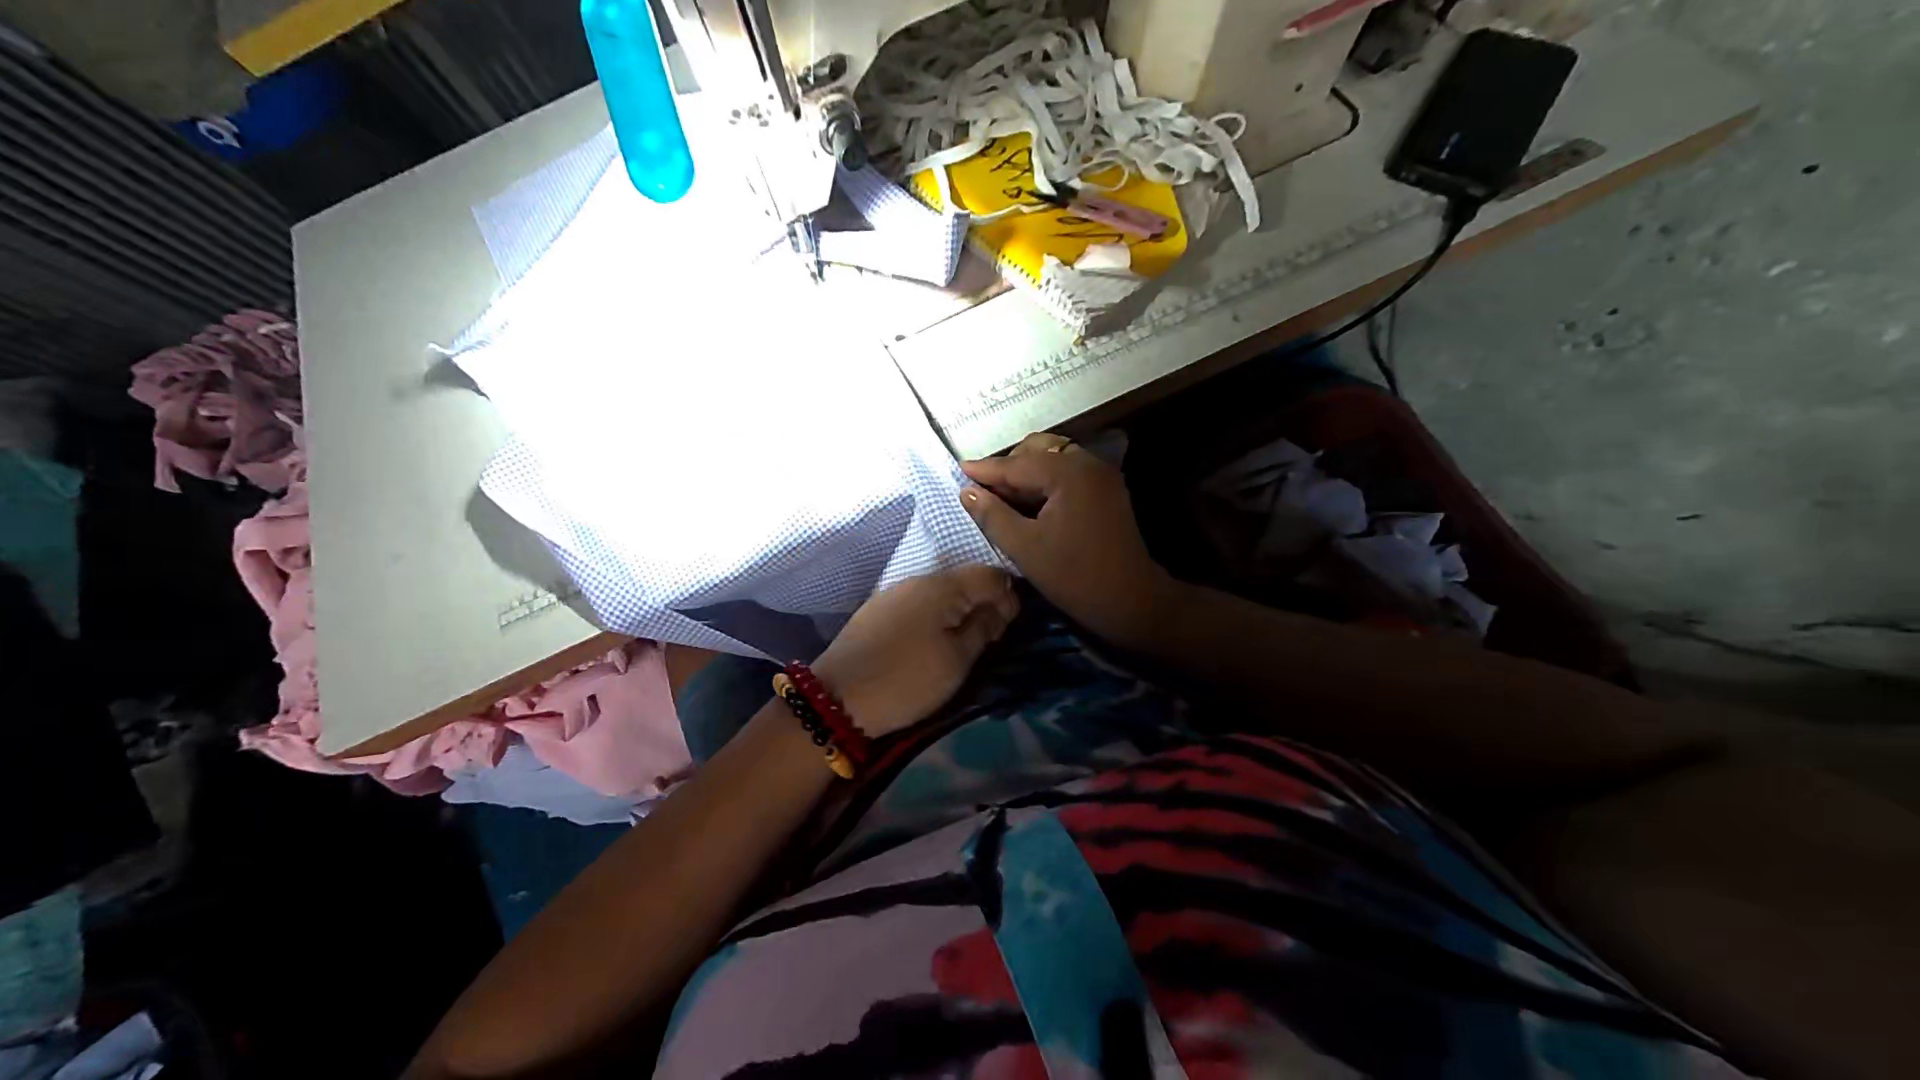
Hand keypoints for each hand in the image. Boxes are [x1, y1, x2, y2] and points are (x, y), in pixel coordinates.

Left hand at [813, 565, 1019, 738]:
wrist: (837, 697)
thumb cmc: (907, 679)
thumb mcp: (957, 660)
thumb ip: (983, 627)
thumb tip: (1000, 605)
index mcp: (942, 586)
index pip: (990, 574)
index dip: (1008, 598)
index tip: (1008, 629)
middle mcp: (917, 579)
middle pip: (964, 580)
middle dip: (984, 604)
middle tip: (989, 640)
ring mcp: (894, 593)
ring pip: (940, 592)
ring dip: (958, 612)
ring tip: (961, 645)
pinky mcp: (878, 610)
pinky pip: (919, 604)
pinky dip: (934, 618)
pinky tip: (931, 642)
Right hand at [960, 433, 1180, 650]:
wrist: (1130, 600)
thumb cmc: (1073, 576)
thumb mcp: (1024, 547)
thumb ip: (992, 515)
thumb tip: (967, 492)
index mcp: (1068, 474)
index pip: (1017, 464)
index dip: (986, 469)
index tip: (959, 469)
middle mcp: (1088, 464)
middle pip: (1038, 451)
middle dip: (1009, 466)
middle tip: (984, 489)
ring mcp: (1102, 476)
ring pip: (1055, 459)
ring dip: (1028, 472)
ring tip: (1004, 495)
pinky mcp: (1108, 491)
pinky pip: (1070, 473)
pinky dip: (1047, 481)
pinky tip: (1030, 501)